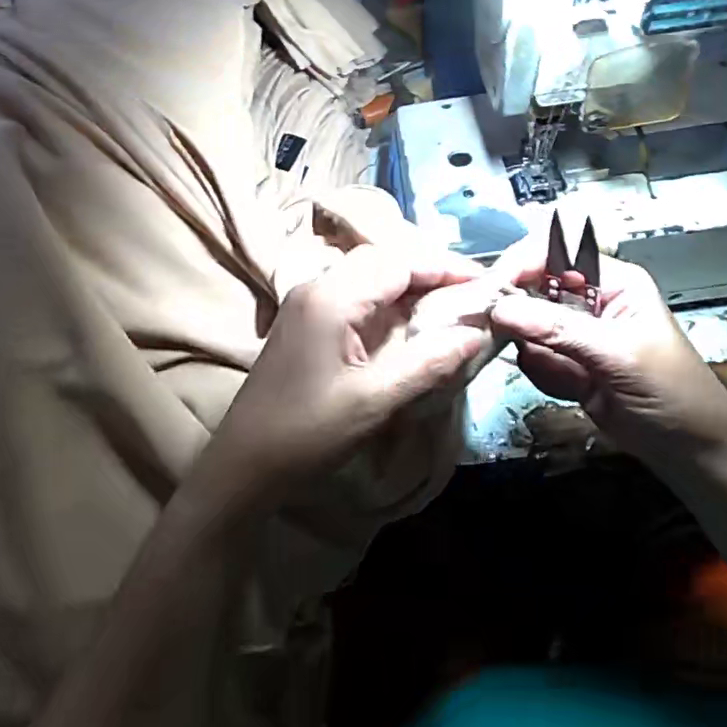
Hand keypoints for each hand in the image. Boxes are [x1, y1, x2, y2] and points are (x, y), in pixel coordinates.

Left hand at [201, 245, 492, 507]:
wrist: (242, 466)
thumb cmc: (307, 433)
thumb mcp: (375, 401)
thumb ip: (428, 363)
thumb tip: (477, 333)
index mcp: (331, 298)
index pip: (398, 263)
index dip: (444, 267)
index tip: (483, 281)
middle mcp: (317, 288)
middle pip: (383, 260)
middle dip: (428, 271)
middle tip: (468, 292)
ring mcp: (307, 303)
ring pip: (368, 275)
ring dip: (408, 284)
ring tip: (447, 304)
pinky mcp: (306, 322)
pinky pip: (355, 295)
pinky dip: (387, 301)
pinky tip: (407, 323)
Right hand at [488, 230, 726, 470]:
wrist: (692, 452)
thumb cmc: (672, 393)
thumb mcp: (618, 355)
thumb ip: (558, 329)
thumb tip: (500, 308)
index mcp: (611, 280)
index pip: (554, 253)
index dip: (520, 264)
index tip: (490, 290)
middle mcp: (589, 300)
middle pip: (533, 286)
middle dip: (518, 312)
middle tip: (500, 333)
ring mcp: (576, 334)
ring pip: (528, 327)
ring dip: (537, 353)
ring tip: (570, 377)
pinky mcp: (568, 365)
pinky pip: (535, 359)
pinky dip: (545, 375)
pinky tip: (575, 391)